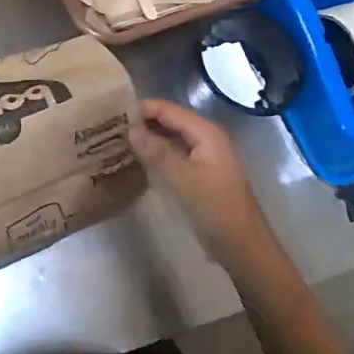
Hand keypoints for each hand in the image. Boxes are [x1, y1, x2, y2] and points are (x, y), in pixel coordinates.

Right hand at [128, 99, 278, 274]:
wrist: (242, 244)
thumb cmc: (214, 207)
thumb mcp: (182, 178)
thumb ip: (156, 151)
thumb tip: (131, 129)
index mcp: (206, 132)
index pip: (169, 110)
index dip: (143, 109)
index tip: (113, 113)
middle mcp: (208, 138)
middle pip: (172, 121)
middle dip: (145, 122)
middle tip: (112, 128)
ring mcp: (206, 156)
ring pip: (173, 139)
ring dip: (150, 139)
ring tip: (120, 141)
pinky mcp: (202, 174)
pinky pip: (177, 155)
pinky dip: (159, 154)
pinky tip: (140, 161)